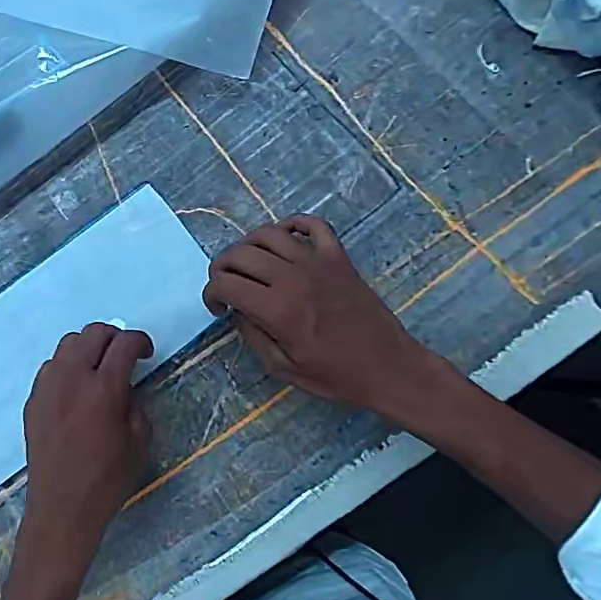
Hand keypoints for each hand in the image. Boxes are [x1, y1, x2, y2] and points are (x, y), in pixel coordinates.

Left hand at [20, 323, 154, 565]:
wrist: (62, 505)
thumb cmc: (107, 478)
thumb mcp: (138, 441)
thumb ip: (135, 403)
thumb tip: (125, 386)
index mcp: (104, 388)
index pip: (124, 343)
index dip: (140, 341)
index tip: (145, 352)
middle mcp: (72, 378)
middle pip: (93, 333)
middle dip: (114, 337)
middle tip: (124, 355)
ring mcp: (48, 386)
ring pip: (68, 344)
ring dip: (88, 348)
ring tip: (98, 368)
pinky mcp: (33, 399)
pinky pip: (51, 367)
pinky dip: (67, 366)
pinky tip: (75, 389)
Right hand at [202, 215, 453, 423]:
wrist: (389, 369)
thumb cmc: (335, 375)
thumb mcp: (282, 367)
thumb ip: (253, 334)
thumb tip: (239, 309)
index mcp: (277, 310)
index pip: (224, 284)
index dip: (210, 294)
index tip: (218, 308)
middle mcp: (293, 278)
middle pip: (239, 254)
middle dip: (222, 268)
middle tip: (228, 286)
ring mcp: (318, 263)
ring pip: (268, 233)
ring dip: (248, 245)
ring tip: (250, 264)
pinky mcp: (339, 258)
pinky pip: (313, 225)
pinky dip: (293, 224)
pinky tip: (284, 239)